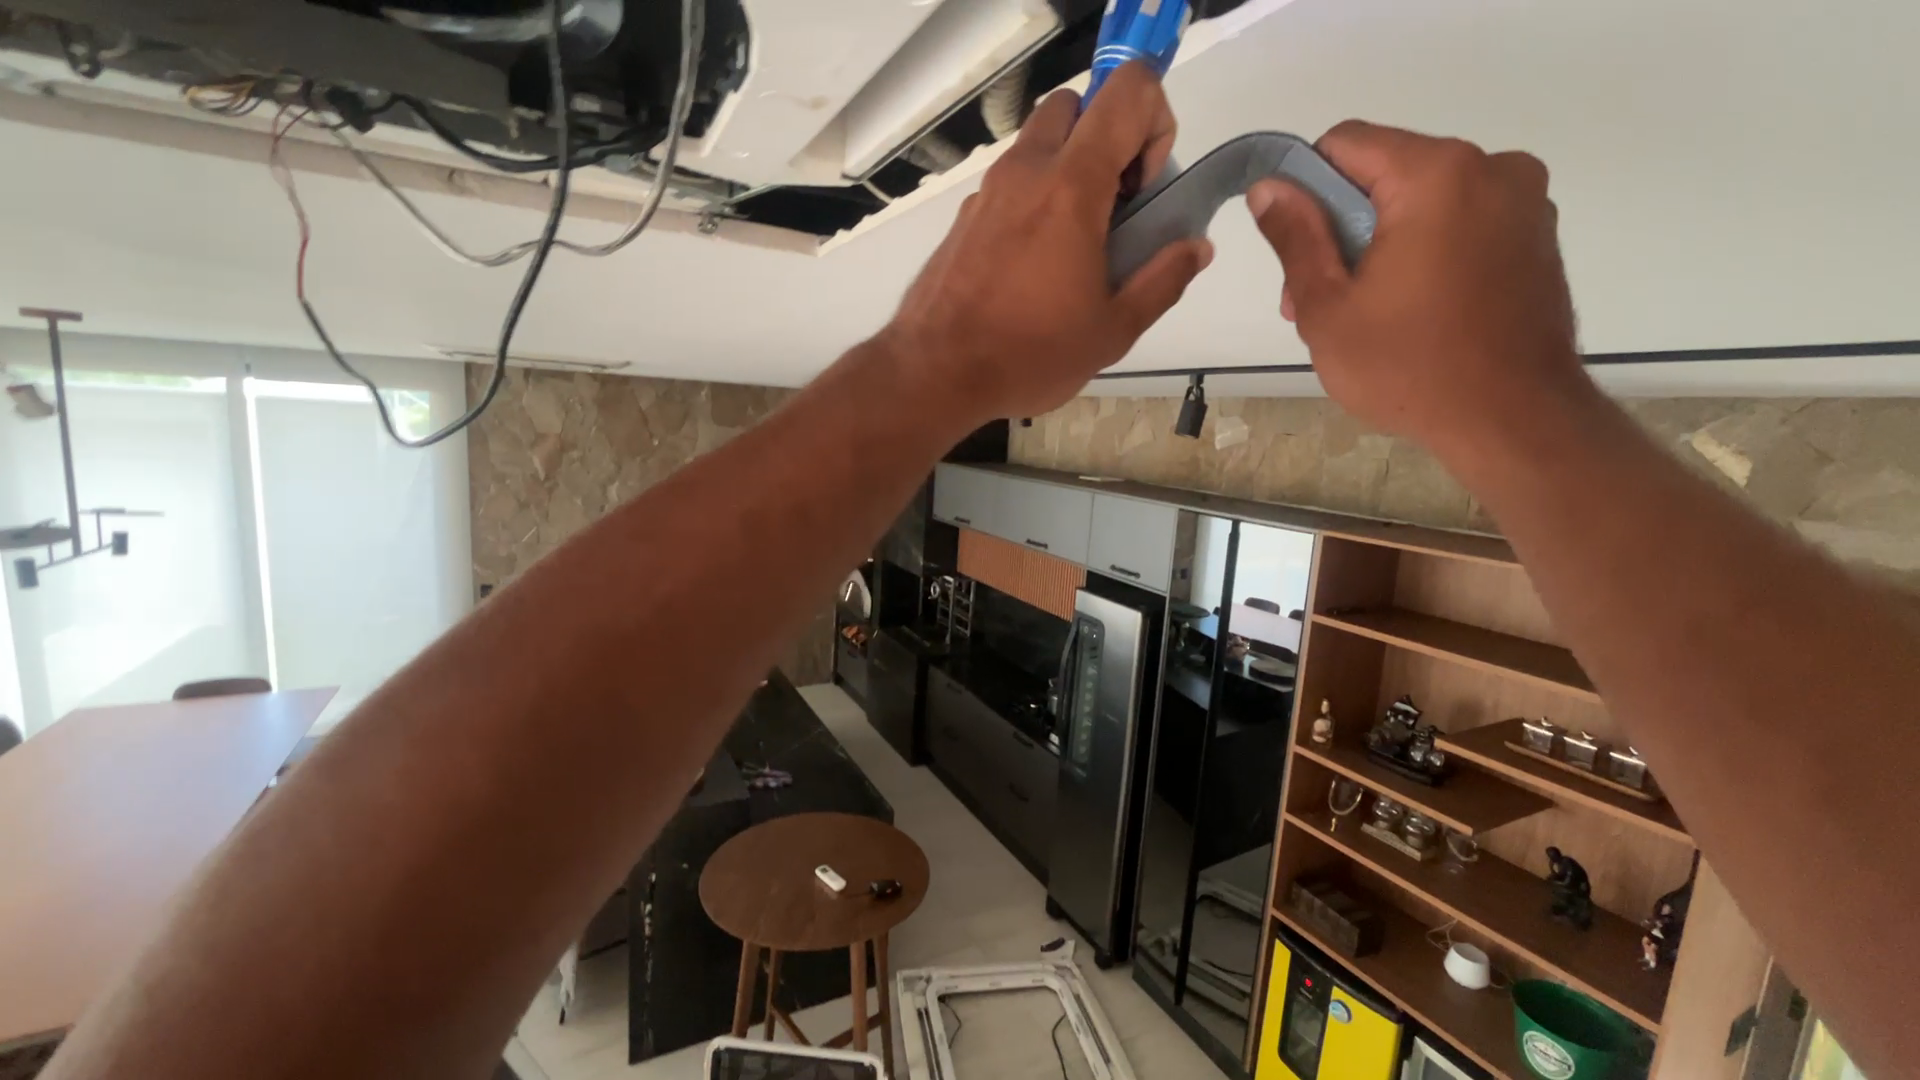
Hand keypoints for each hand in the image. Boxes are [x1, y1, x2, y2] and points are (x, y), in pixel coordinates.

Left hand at [880, 62, 1212, 421]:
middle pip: (1075, 105)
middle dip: (1107, 138)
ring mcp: (986, 193)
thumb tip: (1195, 248)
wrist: (934, 373)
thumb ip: (1161, 281)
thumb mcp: (1112, 330)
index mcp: (1070, 186)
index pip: (1126, 92)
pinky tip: (1034, 265)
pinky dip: (1033, 199)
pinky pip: (1009, 184)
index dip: (1154, 122)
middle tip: (1114, 205)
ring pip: (1037, 144)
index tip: (1146, 187)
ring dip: (1069, 168)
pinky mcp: (963, 219)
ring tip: (1076, 242)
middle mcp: (1025, 172)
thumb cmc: (1029, 354)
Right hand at [1248, 122, 1589, 463]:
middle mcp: (1492, 168)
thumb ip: (1295, 238)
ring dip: (1379, 246)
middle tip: (1314, 303)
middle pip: (1385, 175)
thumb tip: (1268, 187)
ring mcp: (1524, 203)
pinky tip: (1409, 312)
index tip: (1291, 247)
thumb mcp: (1328, 308)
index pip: (1345, 143)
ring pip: (1422, 203)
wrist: (1514, 422)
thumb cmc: (1408, 368)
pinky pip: (1460, 225)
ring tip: (1359, 316)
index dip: (1303, 188)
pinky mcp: (1537, 238)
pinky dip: (1424, 254)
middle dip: (1340, 229)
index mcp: (1437, 175)